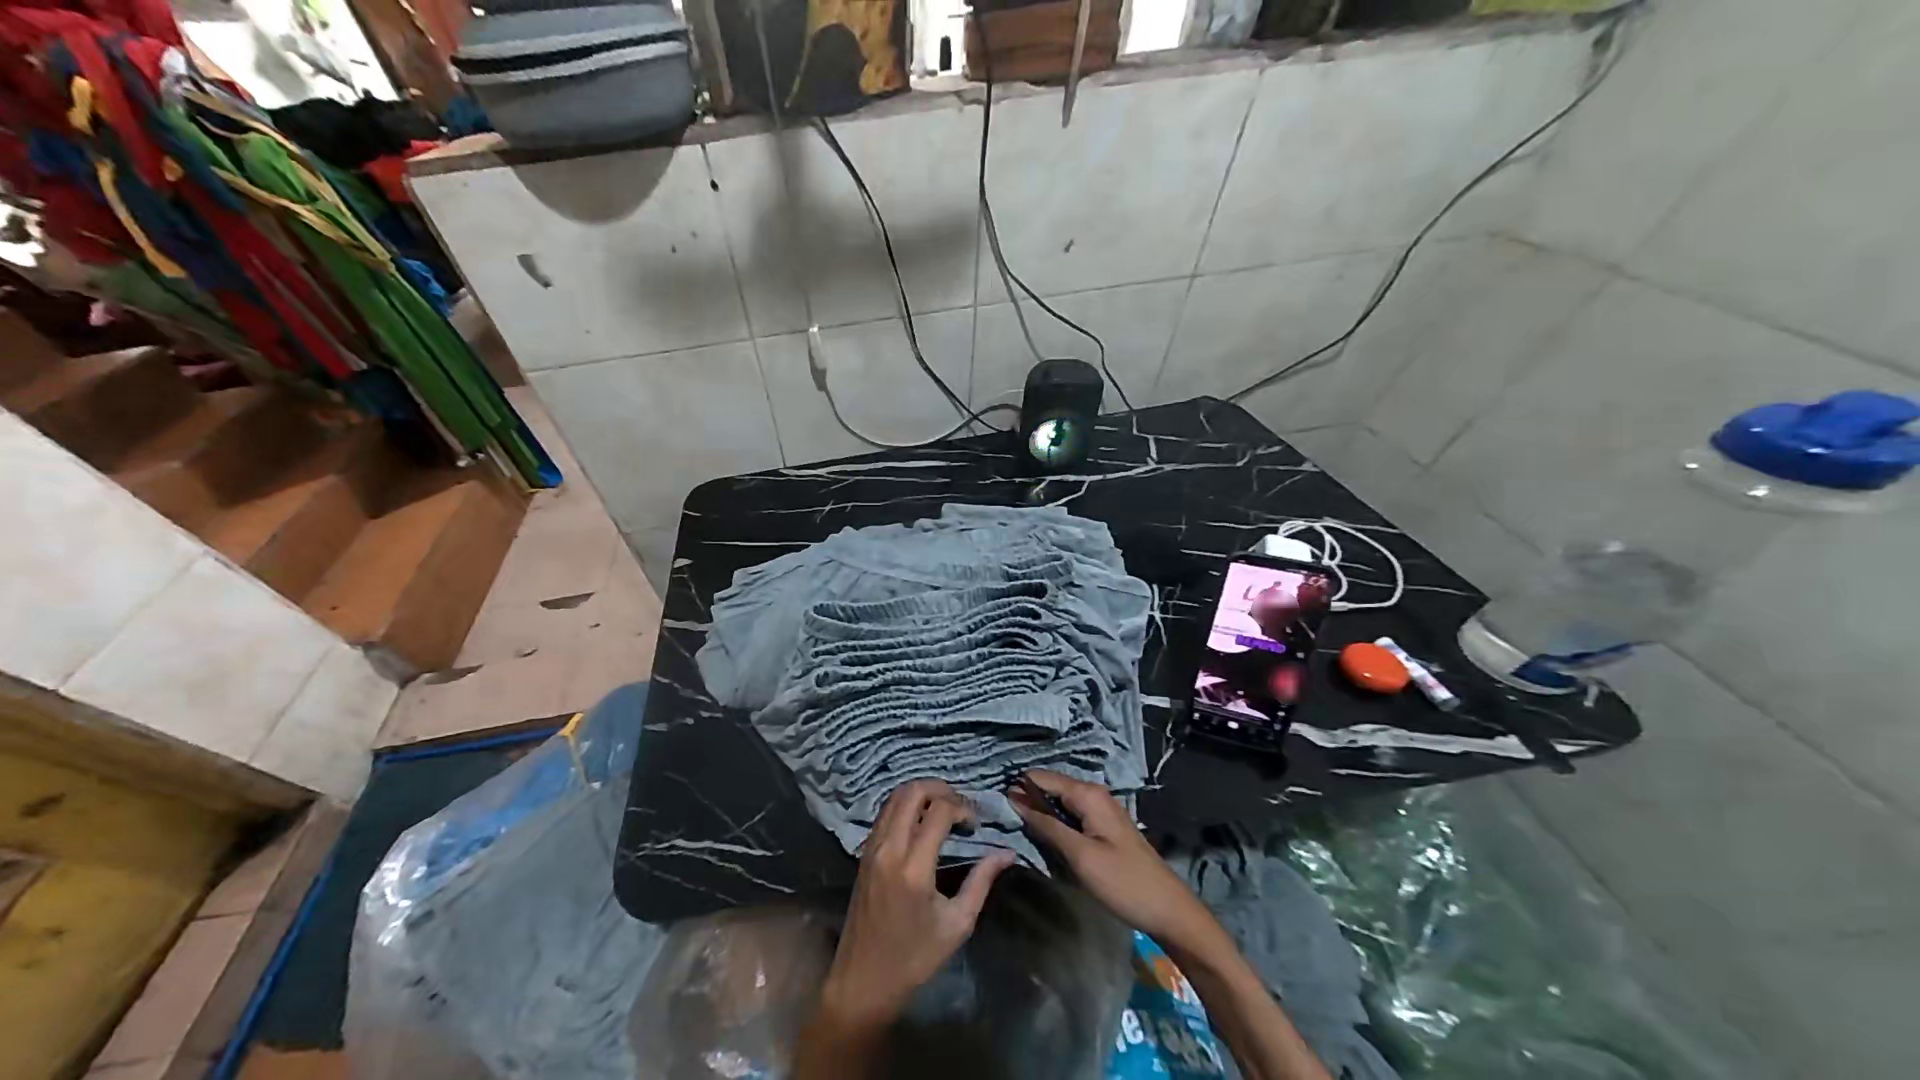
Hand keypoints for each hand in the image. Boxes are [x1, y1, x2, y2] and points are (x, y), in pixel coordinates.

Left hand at [820, 780, 1014, 1028]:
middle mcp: (889, 849)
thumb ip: (982, 881)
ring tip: (944, 810)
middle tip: (961, 807)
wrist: (863, 981)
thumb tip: (1007, 853)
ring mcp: (871, 848)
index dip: (963, 807)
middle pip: (912, 791)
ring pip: (894, 797)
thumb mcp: (957, 924)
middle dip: (941, 789)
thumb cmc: (915, 958)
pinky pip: (884, 813)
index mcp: (913, 868)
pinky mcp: (863, 853)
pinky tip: (922, 823)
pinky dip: (904, 806)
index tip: (976, 824)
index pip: (939, 811)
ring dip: (921, 794)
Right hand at [1008, 770, 1218, 950]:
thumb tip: (1015, 799)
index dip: (1017, 789)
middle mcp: (1094, 794)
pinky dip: (1055, 824)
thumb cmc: (1123, 882)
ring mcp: (1101, 810)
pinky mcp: (1103, 827)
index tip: (994, 806)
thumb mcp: (1080, 856)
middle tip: (1002, 822)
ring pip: (1059, 803)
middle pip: (1049, 788)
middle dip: (1027, 801)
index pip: (1041, 777)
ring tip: (1017, 831)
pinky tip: (1044, 840)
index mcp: (1088, 794)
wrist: (1168, 910)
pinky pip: (1070, 816)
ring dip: (1040, 814)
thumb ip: (1047, 826)